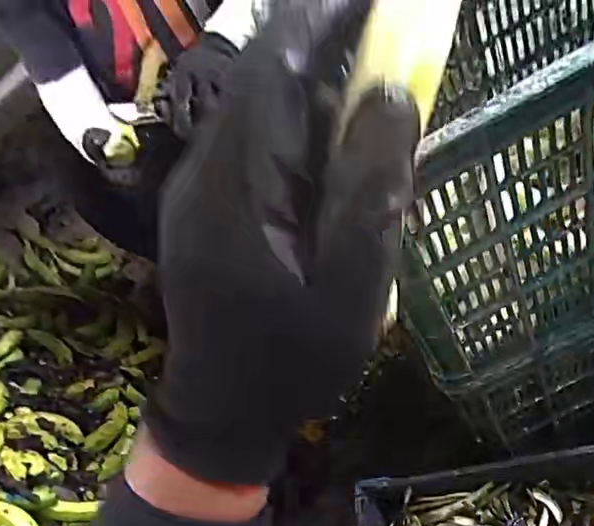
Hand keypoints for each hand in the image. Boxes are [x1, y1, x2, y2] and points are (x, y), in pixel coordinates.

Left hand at [147, 0, 416, 485]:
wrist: (223, 416)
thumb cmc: (294, 369)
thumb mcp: (350, 298)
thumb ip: (373, 201)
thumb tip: (395, 100)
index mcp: (241, 187)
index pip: (281, 67)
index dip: (330, 18)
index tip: (379, 1)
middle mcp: (206, 171)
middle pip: (270, 86)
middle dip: (332, 69)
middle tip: (390, 86)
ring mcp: (197, 190)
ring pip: (265, 121)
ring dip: (320, 118)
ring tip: (367, 156)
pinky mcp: (204, 211)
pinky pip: (257, 156)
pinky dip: (302, 153)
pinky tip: (330, 196)